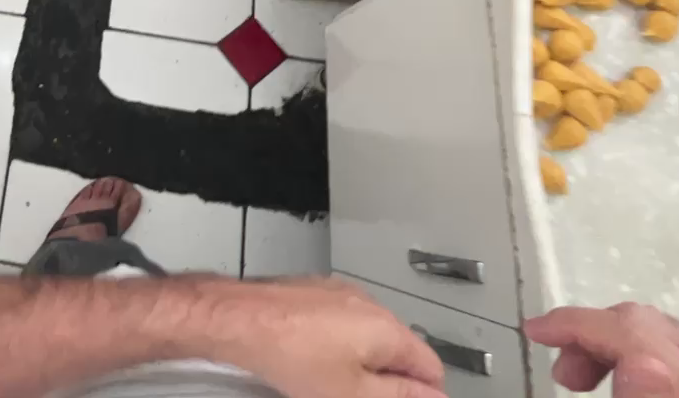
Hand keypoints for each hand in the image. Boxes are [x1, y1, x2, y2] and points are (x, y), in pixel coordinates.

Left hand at [209, 278, 446, 397]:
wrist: (243, 319)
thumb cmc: (298, 359)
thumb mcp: (356, 394)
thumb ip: (400, 397)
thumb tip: (435, 397)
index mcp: (386, 326)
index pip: (430, 366)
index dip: (421, 395)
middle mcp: (366, 300)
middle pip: (399, 348)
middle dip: (389, 380)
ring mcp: (336, 290)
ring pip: (368, 334)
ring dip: (363, 362)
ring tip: (335, 384)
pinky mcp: (311, 290)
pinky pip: (341, 321)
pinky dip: (339, 343)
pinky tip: (315, 359)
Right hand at [525, 303, 678, 397]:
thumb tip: (635, 359)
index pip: (634, 333)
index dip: (574, 325)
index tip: (532, 332)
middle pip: (652, 325)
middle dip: (593, 333)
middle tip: (564, 375)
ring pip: (676, 336)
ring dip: (620, 344)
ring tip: (593, 381)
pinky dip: (655, 358)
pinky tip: (643, 386)